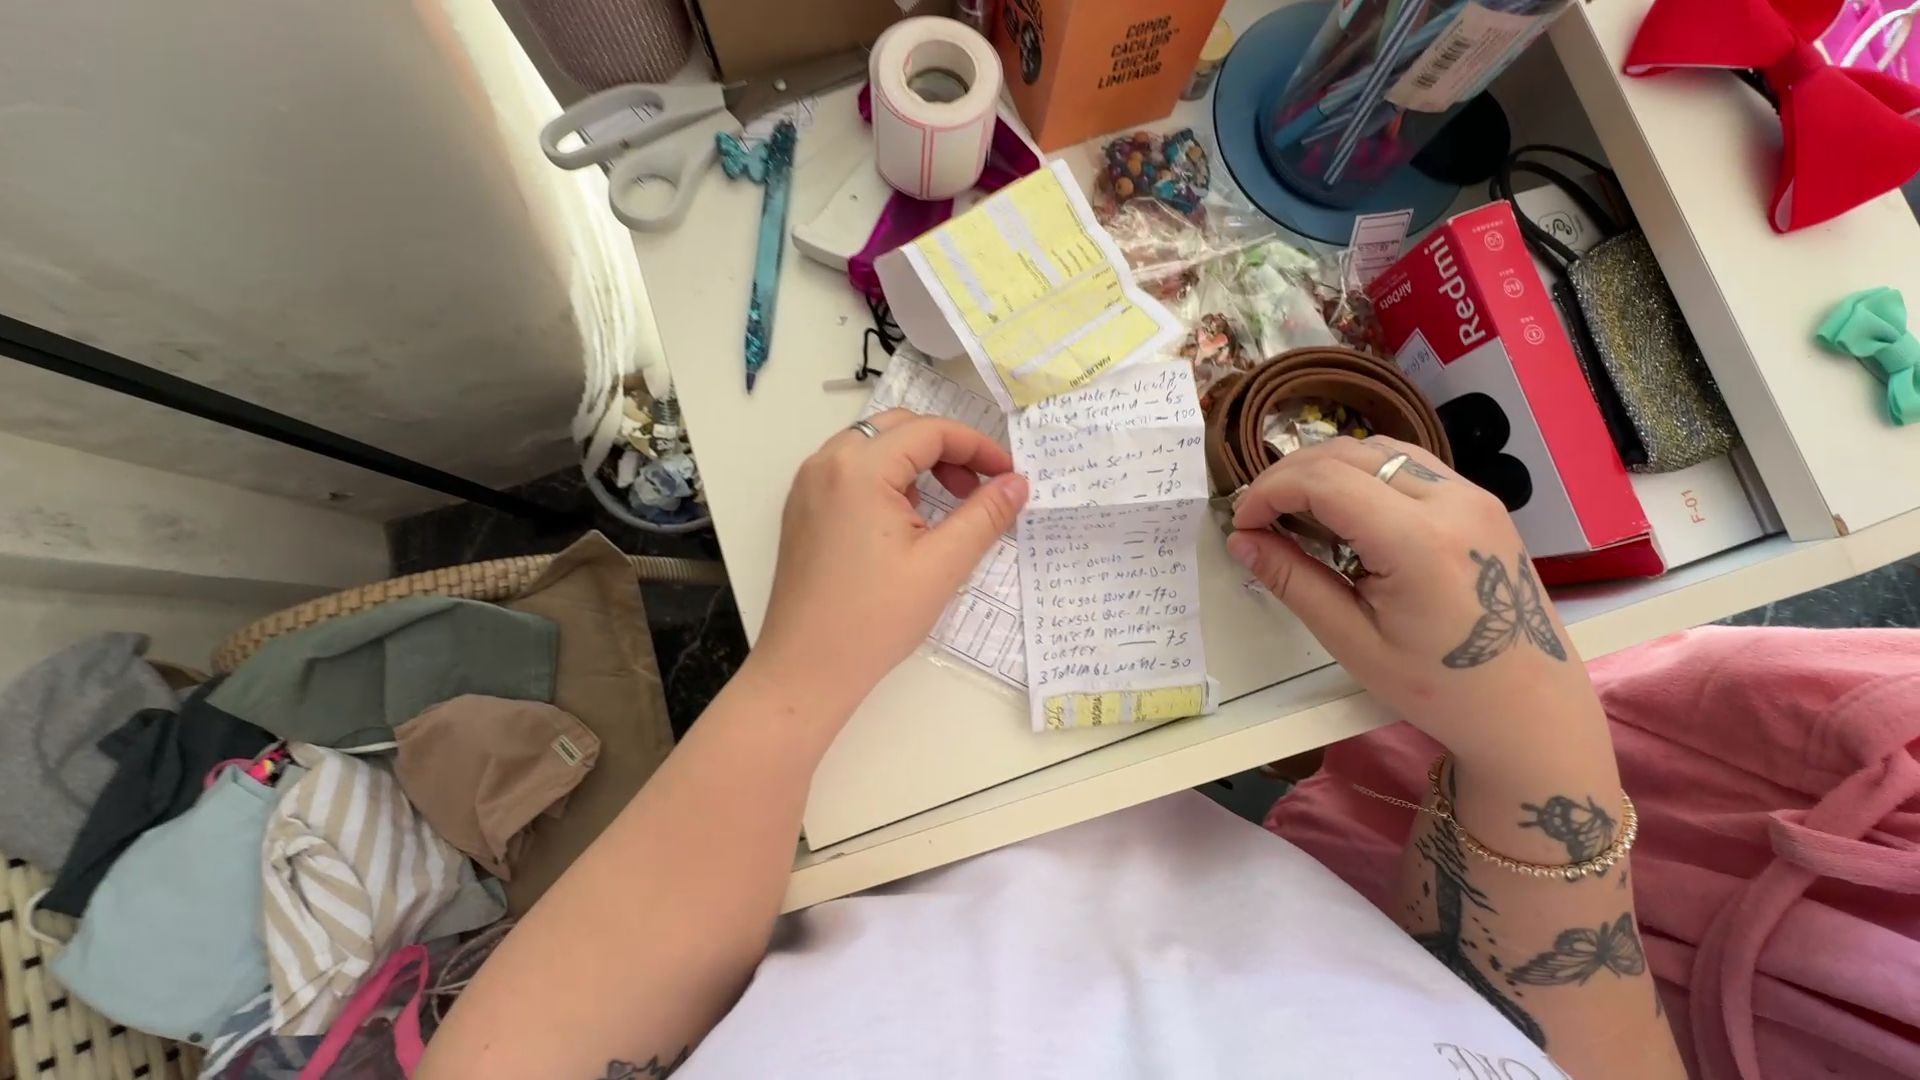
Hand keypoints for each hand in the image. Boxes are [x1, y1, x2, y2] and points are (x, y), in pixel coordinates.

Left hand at [753, 409, 1028, 710]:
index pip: (930, 431)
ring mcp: (807, 485)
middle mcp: (826, 463)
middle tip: (977, 488)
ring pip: (873, 447)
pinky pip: (850, 471)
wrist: (805, 669)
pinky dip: (886, 479)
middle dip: (946, 449)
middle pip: (898, 428)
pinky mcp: (801, 509)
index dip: (978, 446)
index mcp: (859, 469)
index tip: (1007, 476)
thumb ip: (985, 515)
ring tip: (944, 506)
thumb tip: (1017, 484)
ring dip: (915, 463)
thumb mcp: (942, 565)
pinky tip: (904, 522)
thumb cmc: (874, 620)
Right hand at [1227, 435, 1595, 757]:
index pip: (1323, 480)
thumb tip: (1241, 541)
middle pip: (1346, 453)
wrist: (1530, 708)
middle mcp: (1451, 500)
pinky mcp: (1478, 501)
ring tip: (1293, 511)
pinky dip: (1359, 472)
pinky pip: (1406, 463)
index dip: (1268, 492)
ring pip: (1376, 448)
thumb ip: (1293, 581)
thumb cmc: (1438, 687)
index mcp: (1418, 541)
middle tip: (1257, 516)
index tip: (1241, 524)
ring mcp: (1472, 495)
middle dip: (1287, 476)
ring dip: (1322, 469)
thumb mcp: (1352, 640)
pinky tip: (1341, 510)